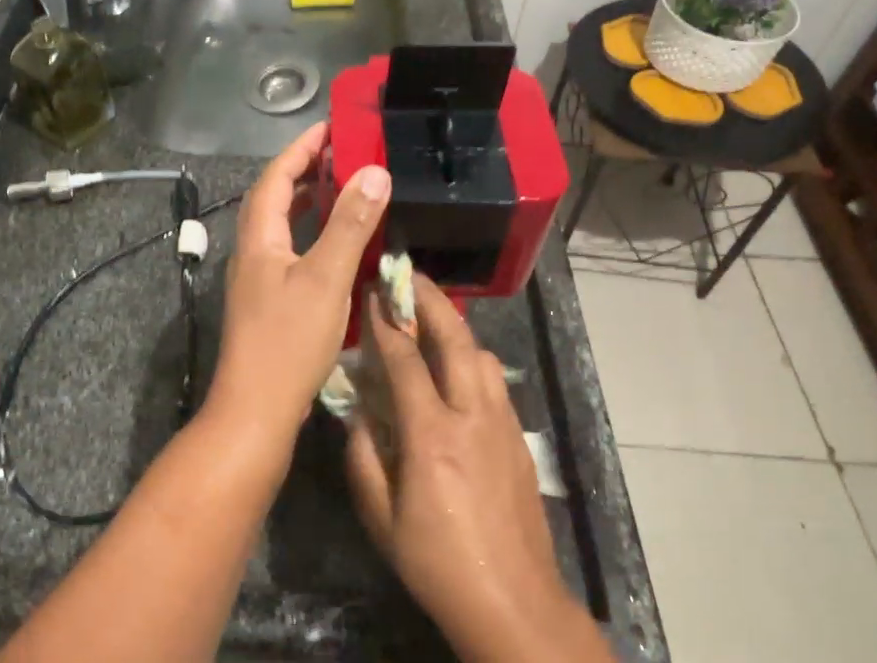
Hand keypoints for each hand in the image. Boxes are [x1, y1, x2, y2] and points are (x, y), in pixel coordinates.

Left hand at [209, 122, 389, 433]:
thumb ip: (349, 224)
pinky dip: (313, 238)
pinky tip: (338, 250)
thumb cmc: (288, 340)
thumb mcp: (325, 278)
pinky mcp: (268, 305)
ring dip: (308, 205)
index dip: (301, 149)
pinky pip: (290, 254)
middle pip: (273, 199)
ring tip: (344, 193)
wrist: (255, 410)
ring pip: (281, 229)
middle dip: (304, 172)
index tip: (331, 127)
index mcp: (259, 238)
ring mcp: (257, 281)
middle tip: (343, 157)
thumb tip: (373, 171)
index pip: (275, 177)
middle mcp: (252, 253)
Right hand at [345, 277, 605, 661]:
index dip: (385, 323)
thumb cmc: (437, 561)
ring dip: (455, 328)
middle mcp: (471, 417)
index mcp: (432, 435)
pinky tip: (457, 367)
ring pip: (481, 355)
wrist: (512, 600)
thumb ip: (363, 456)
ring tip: (430, 318)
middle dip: (430, 301)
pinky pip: (494, 381)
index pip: (405, 361)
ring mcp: (502, 425)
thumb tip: (358, 412)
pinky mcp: (518, 439)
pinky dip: (472, 358)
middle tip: (408, 276)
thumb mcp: (380, 517)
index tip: (371, 293)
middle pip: (455, 340)